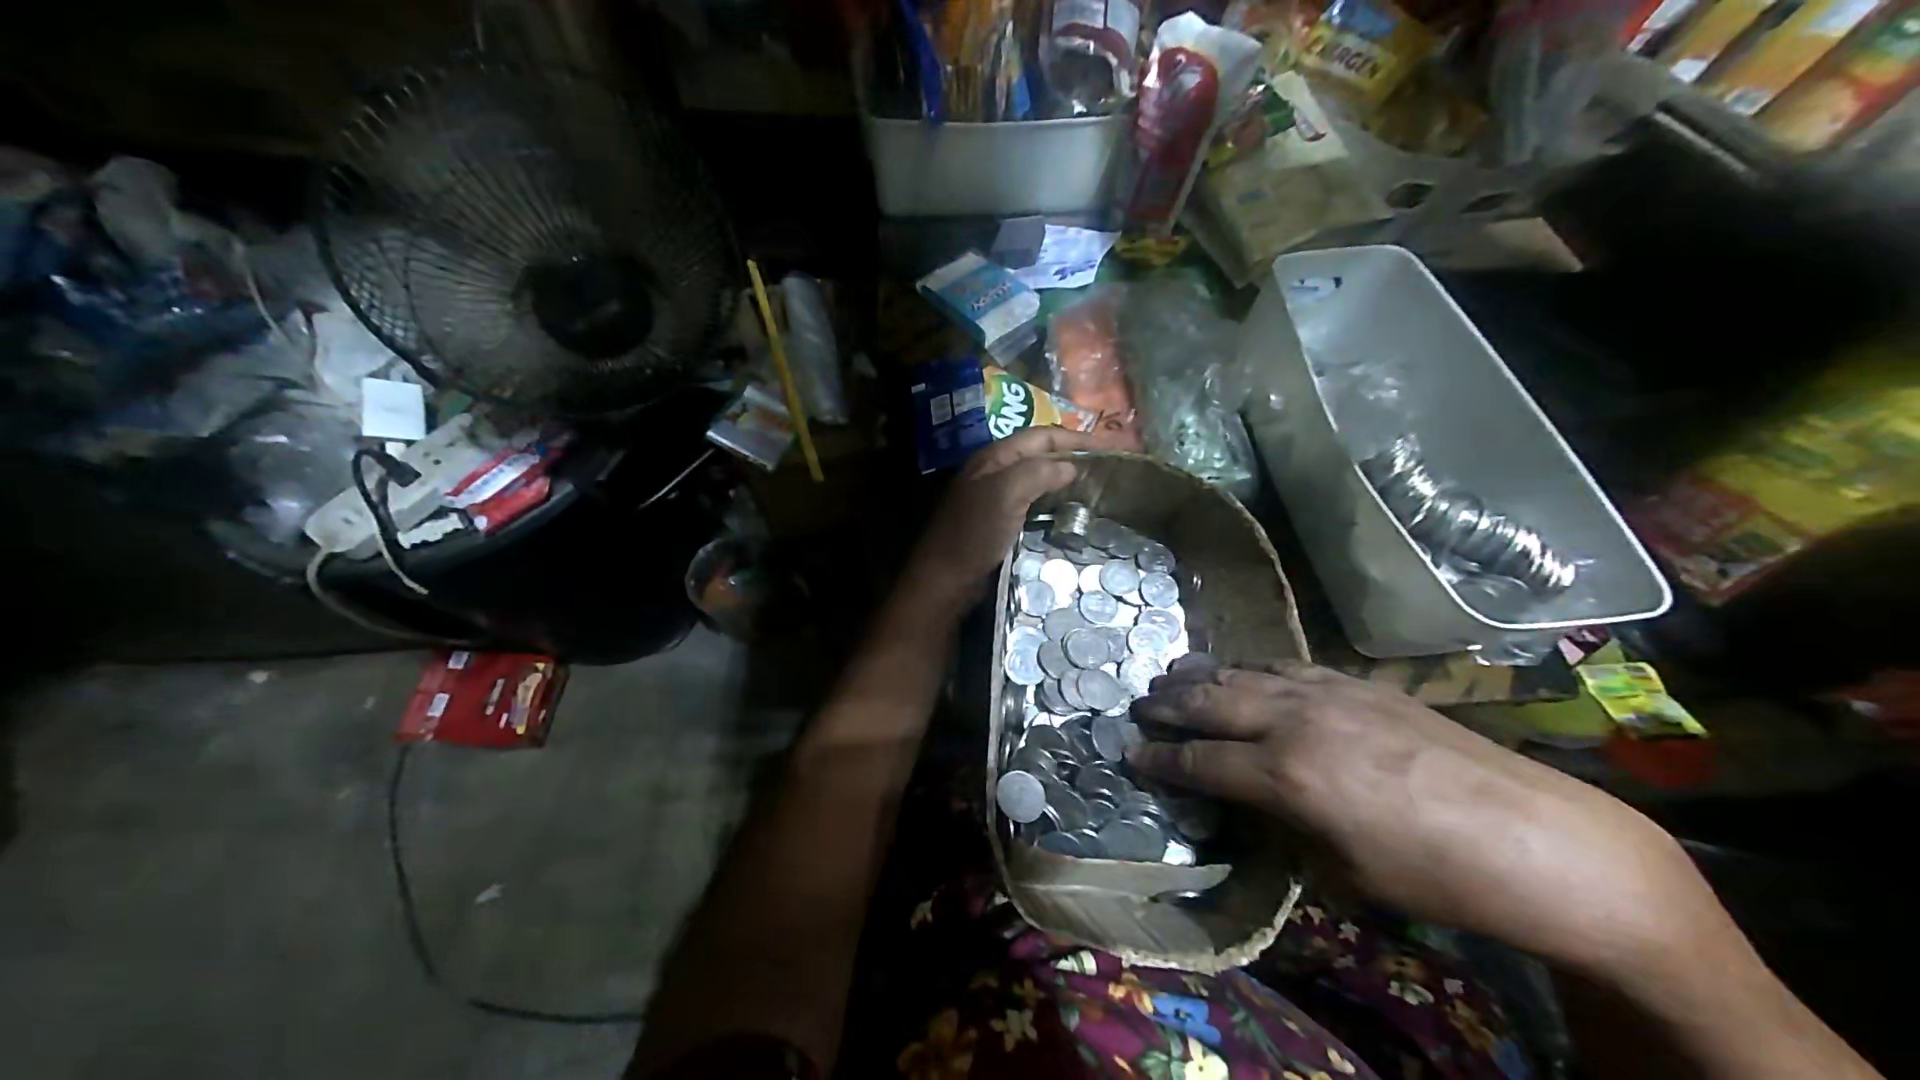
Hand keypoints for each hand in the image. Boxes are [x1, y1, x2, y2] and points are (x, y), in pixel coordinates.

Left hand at [903, 427, 1093, 610]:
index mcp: (994, 457)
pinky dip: (1053, 498)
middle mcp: (994, 471)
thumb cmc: (973, 533)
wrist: (945, 579)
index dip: (1076, 437)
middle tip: (1107, 463)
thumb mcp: (1005, 493)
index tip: (1110, 445)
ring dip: (1064, 476)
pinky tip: (1068, 509)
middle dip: (1072, 453)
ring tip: (1095, 483)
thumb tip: (1070, 466)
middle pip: (1040, 453)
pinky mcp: (998, 520)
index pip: (1042, 435)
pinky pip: (1032, 500)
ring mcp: (994, 496)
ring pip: (1037, 476)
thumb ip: (1038, 472)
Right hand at [1128, 662, 1737, 984]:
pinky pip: (1288, 665)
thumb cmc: (1436, 877)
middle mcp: (1295, 722)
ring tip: (1171, 674)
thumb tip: (1248, 800)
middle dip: (1167, 705)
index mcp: (1285, 777)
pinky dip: (1252, 666)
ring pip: (1244, 674)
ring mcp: (1329, 693)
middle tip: (1138, 705)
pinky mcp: (1360, 683)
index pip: (1200, 761)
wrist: (1542, 840)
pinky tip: (1242, 668)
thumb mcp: (1341, 870)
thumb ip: (1282, 824)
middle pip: (1210, 703)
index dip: (1159, 759)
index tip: (1130, 753)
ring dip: (1201, 675)